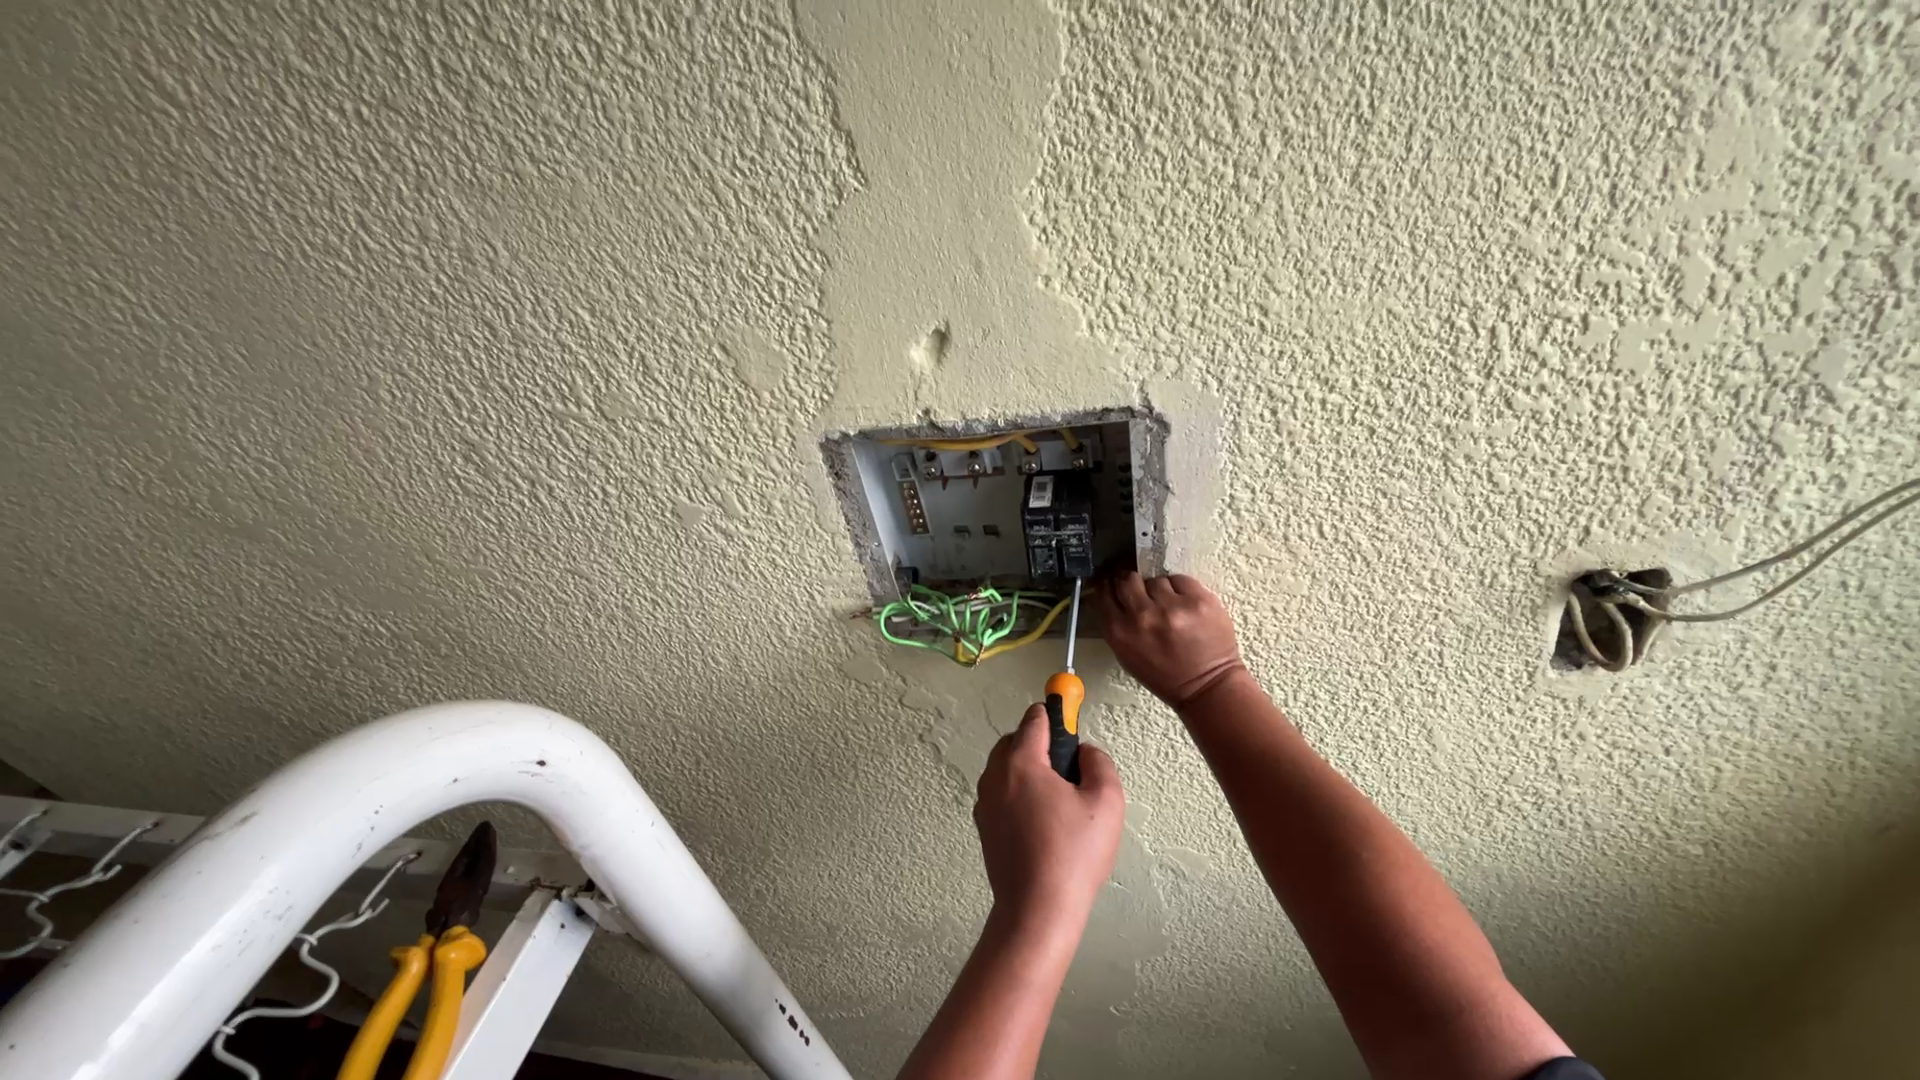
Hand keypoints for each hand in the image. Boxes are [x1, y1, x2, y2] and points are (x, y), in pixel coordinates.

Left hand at [973, 705, 1124, 919]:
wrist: (1037, 910)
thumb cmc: (1073, 854)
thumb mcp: (1106, 801)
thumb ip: (1098, 762)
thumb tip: (1085, 752)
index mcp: (1021, 762)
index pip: (1035, 718)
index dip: (1058, 715)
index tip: (1073, 721)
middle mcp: (995, 777)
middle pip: (1015, 740)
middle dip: (1040, 744)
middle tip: (1070, 770)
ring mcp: (985, 803)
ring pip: (1005, 768)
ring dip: (1028, 770)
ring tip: (1060, 801)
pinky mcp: (985, 828)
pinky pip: (1002, 794)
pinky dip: (1018, 794)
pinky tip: (1043, 823)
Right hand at [1103, 572, 1246, 708]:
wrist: (1206, 686)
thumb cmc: (1165, 675)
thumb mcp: (1126, 655)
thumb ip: (1117, 624)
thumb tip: (1111, 592)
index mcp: (1121, 633)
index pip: (1105, 593)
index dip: (1109, 585)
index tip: (1114, 583)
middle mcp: (1143, 617)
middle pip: (1128, 580)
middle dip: (1133, 584)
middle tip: (1142, 593)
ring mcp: (1172, 607)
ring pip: (1156, 580)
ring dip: (1160, 591)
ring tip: (1169, 608)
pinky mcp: (1198, 600)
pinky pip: (1180, 579)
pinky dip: (1180, 589)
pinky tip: (1185, 606)